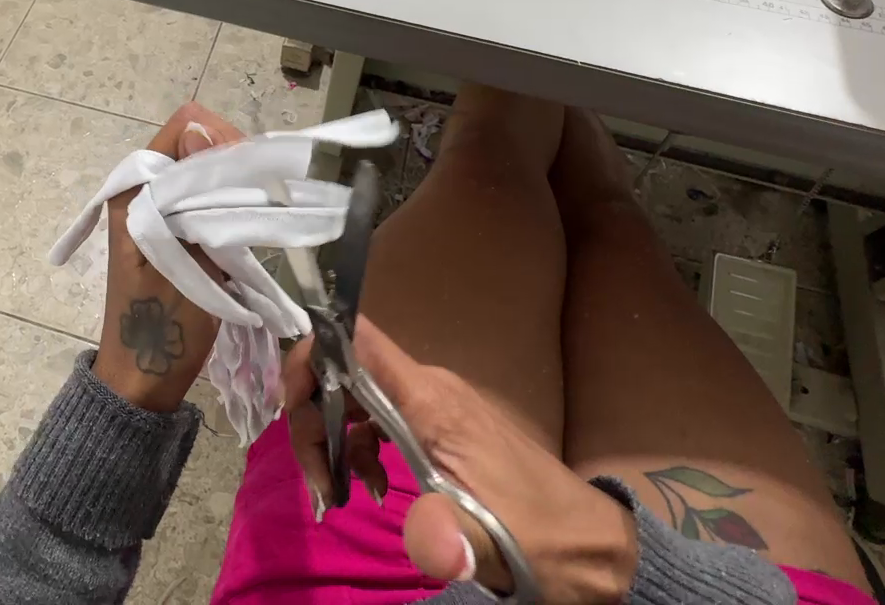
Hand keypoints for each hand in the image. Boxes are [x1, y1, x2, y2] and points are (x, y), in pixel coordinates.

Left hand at [91, 102, 246, 411]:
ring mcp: (163, 206)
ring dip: (236, 182)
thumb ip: (192, 196)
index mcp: (135, 189)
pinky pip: (209, 194)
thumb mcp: (182, 261)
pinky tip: (250, 223)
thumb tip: (201, 131)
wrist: (144, 380)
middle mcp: (146, 187)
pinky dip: (232, 200)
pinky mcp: (179, 226)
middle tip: (260, 198)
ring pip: (209, 168)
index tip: (248, 174)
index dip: (221, 138)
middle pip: (200, 141)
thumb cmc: (161, 328)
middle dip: (233, 160)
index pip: (183, 126)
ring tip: (259, 213)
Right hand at [284, 318, 638, 603]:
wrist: (590, 542)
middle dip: (313, 417)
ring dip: (329, 435)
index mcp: (430, 398)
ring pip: (352, 394)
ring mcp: (427, 404)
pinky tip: (368, 485)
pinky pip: (373, 416)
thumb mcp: (495, 543)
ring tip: (338, 490)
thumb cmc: (542, 534)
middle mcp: (423, 387)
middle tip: (319, 479)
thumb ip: (453, 535)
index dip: (312, 354)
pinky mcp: (431, 424)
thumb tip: (429, 545)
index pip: (357, 340)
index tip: (294, 405)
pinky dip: (355, 445)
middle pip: (342, 371)